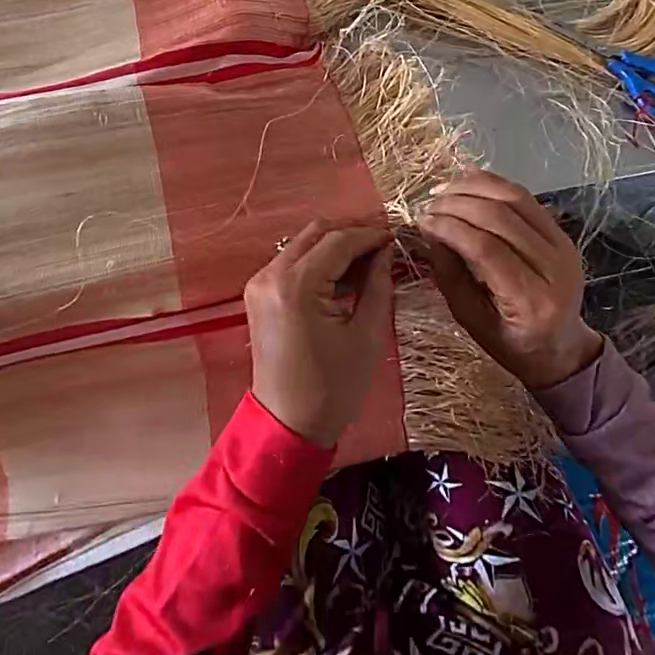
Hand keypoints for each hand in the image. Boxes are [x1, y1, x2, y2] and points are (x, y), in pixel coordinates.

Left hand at [244, 219, 394, 447]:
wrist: (288, 422)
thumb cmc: (333, 387)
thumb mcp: (367, 335)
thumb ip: (377, 285)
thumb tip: (385, 251)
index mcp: (295, 285)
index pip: (336, 241)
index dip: (369, 235)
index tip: (396, 236)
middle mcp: (270, 275)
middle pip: (315, 234)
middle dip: (351, 233)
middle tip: (385, 243)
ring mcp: (259, 282)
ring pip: (302, 245)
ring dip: (334, 246)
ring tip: (371, 258)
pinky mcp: (258, 293)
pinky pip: (292, 263)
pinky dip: (318, 261)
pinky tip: (345, 274)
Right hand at [414, 171, 601, 389]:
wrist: (559, 346)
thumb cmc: (508, 340)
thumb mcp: (468, 317)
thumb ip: (449, 272)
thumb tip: (429, 228)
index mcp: (531, 300)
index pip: (486, 249)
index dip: (450, 228)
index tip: (421, 221)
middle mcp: (555, 268)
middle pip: (501, 218)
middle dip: (457, 205)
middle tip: (427, 207)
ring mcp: (563, 246)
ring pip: (515, 199)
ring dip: (473, 188)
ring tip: (441, 191)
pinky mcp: (561, 233)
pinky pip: (525, 198)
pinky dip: (492, 184)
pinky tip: (464, 182)